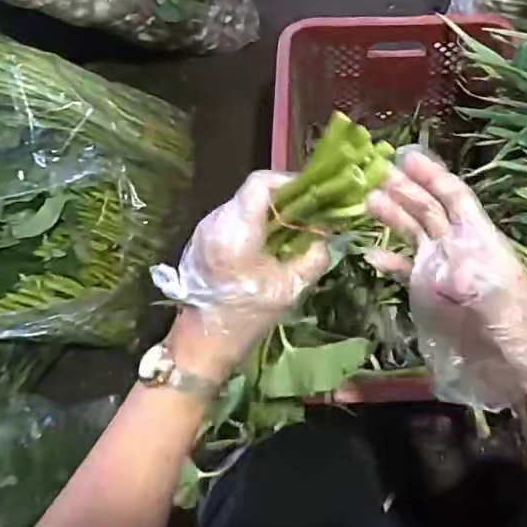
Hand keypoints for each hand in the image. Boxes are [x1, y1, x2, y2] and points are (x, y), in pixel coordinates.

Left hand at [153, 171, 331, 378]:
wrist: (200, 344)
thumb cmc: (245, 317)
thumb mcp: (289, 290)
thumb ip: (313, 257)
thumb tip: (326, 235)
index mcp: (236, 228)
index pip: (261, 182)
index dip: (288, 181)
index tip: (310, 196)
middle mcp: (216, 220)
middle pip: (253, 192)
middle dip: (282, 199)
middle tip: (307, 215)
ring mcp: (204, 228)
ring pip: (242, 204)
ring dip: (267, 212)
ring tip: (289, 231)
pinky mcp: (201, 239)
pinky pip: (231, 218)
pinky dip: (252, 223)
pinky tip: (266, 245)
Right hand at [367, 150, 526, 409]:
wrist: (521, 372)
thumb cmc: (519, 334)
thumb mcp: (503, 308)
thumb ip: (478, 286)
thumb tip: (446, 271)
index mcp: (481, 242)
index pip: (455, 199)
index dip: (433, 176)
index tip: (407, 157)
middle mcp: (459, 249)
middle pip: (430, 210)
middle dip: (406, 189)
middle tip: (376, 172)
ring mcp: (442, 270)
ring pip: (415, 233)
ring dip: (394, 215)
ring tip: (368, 200)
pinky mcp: (430, 294)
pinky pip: (406, 269)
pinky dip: (388, 260)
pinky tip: (370, 254)